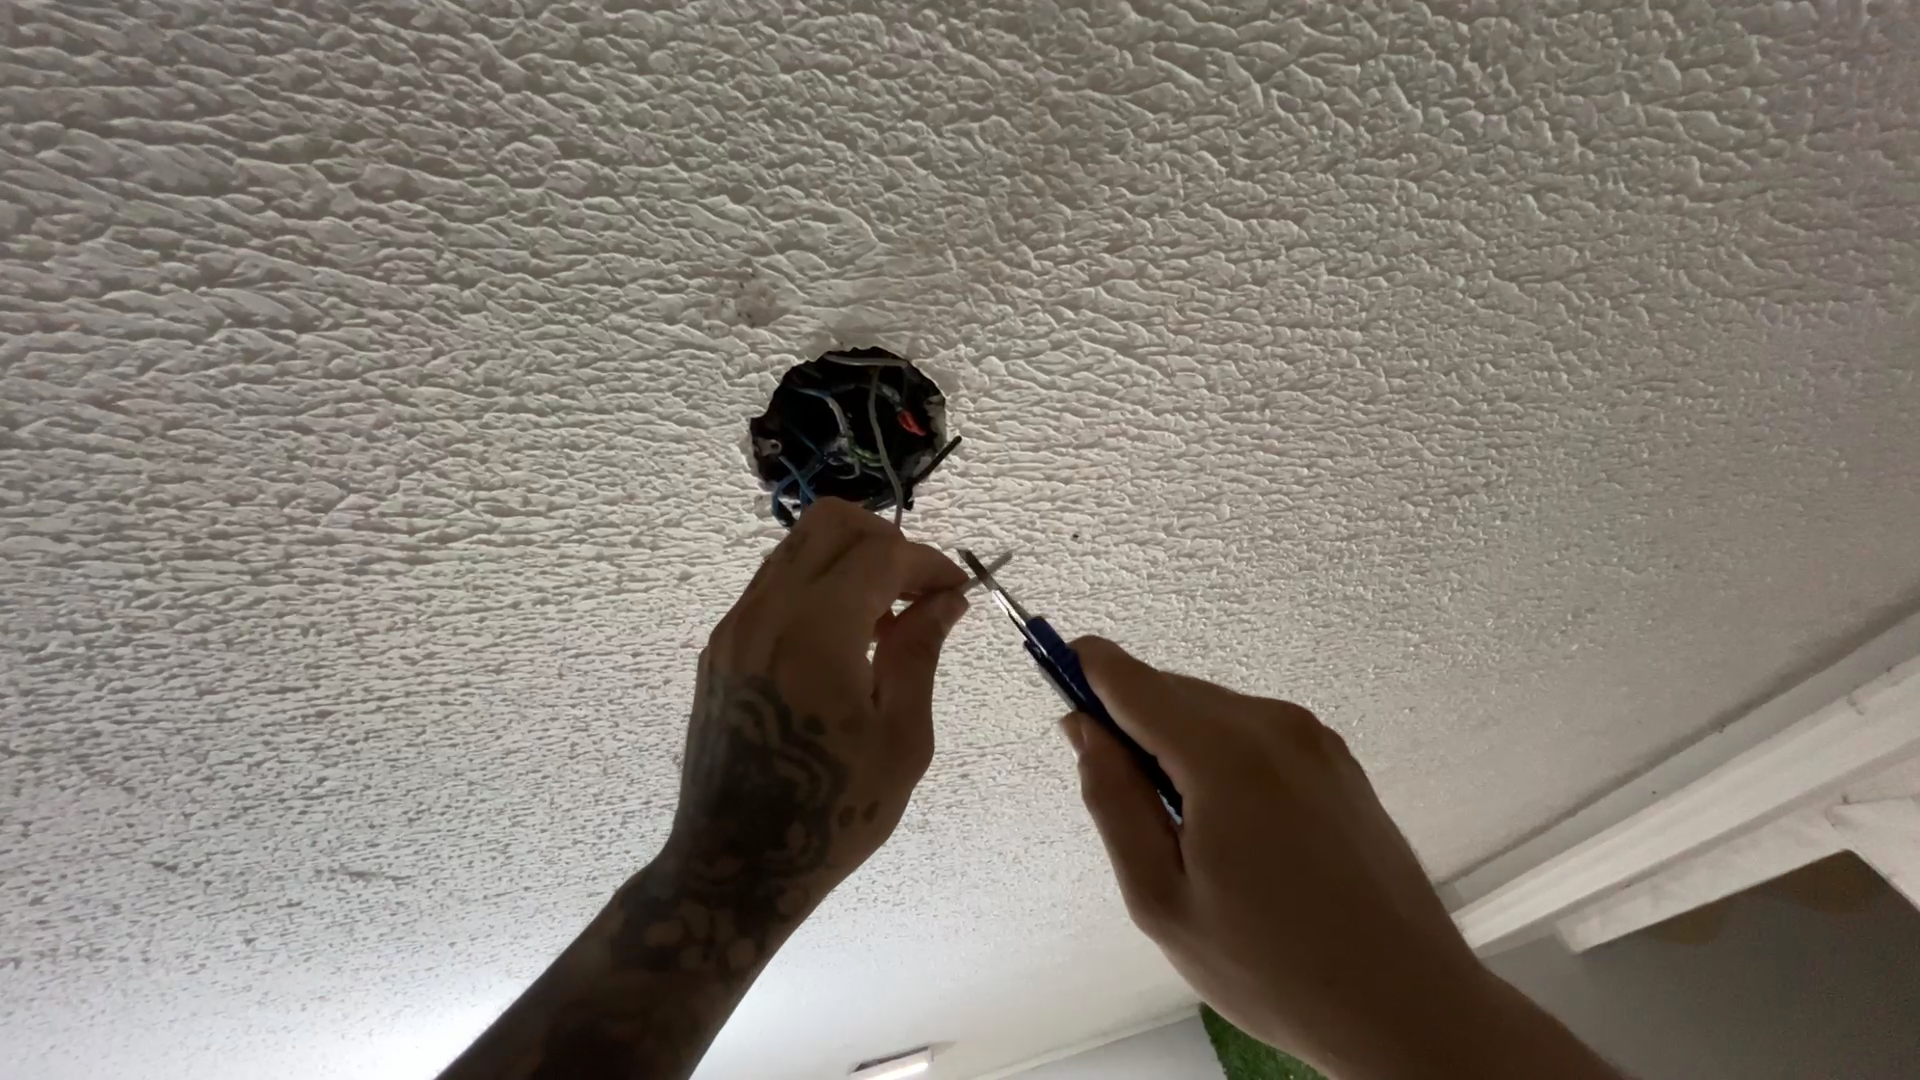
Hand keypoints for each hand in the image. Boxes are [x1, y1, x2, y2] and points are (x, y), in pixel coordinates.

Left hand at [662, 496, 969, 914]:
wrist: (734, 864)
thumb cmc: (832, 811)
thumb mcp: (901, 737)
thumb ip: (919, 651)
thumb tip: (946, 598)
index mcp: (816, 631)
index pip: (881, 553)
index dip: (929, 563)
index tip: (957, 592)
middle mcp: (767, 610)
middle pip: (831, 523)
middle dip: (887, 541)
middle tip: (919, 592)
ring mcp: (736, 625)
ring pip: (798, 546)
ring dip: (851, 560)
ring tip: (885, 617)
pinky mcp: (722, 645)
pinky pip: (776, 582)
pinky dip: (819, 584)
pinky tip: (844, 638)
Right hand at [1062, 638, 1620, 1079]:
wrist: (1408, 1008)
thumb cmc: (1276, 968)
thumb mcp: (1160, 898)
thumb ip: (1112, 799)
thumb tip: (1084, 729)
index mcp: (1226, 757)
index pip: (1132, 679)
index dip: (1085, 668)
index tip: (1054, 667)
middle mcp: (1274, 727)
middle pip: (1169, 690)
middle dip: (1128, 719)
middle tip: (1116, 786)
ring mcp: (1312, 737)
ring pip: (1208, 708)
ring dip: (1173, 739)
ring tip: (1181, 823)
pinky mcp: (1333, 755)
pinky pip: (1249, 728)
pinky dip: (1216, 749)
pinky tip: (1227, 819)